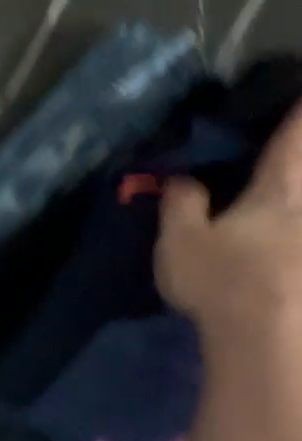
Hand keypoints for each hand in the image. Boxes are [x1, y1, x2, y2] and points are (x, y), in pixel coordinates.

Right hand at [158, 103, 301, 357]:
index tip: (298, 86)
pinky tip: (282, 224)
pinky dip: (292, 214)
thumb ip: (181, 205)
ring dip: (292, 181)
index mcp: (278, 184)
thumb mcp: (181, 243)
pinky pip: (299, 220)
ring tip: (281, 180)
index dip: (297, 108)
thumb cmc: (221, 278)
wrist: (268, 324)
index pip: (295, 130)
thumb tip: (181, 175)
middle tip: (287, 131)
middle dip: (296, 143)